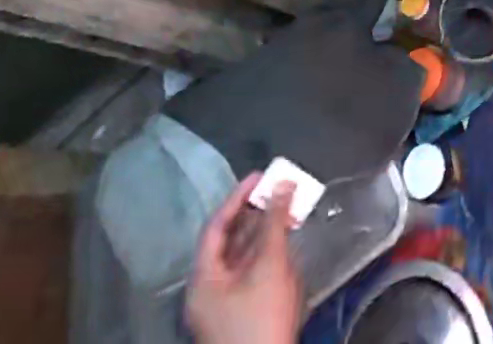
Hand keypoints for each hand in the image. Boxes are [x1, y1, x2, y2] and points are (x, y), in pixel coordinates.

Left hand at [186, 172, 302, 343]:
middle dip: (255, 212)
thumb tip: (283, 184)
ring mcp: (225, 302)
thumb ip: (275, 222)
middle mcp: (208, 289)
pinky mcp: (243, 309)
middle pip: (229, 240)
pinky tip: (287, 237)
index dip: (237, 199)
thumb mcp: (270, 266)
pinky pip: (253, 269)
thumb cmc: (261, 317)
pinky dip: (269, 249)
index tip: (261, 176)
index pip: (215, 228)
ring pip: (243, 254)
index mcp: (203, 279)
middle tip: (279, 188)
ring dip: (266, 229)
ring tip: (289, 206)